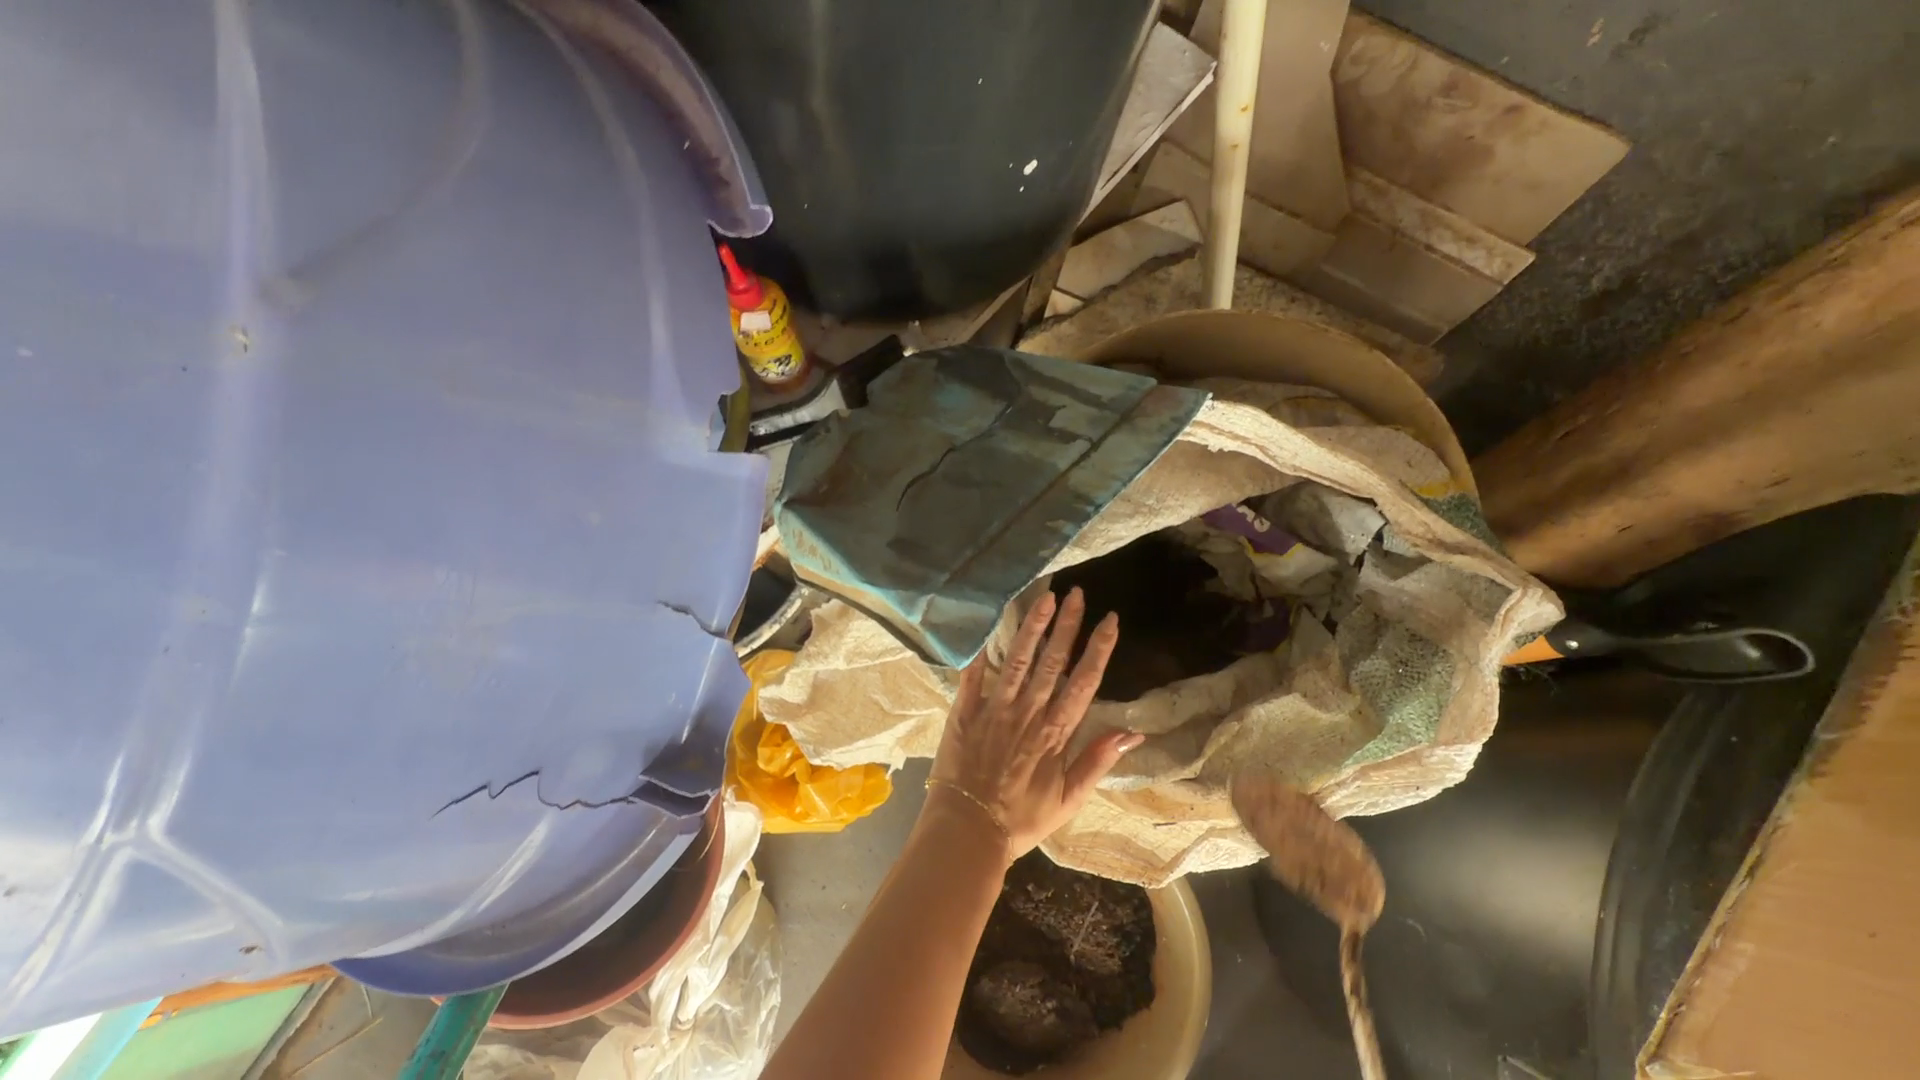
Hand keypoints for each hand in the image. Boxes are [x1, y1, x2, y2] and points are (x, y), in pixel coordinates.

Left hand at [927, 587, 1144, 857]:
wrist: (968, 830)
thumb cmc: (1022, 819)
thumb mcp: (1069, 799)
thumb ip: (1097, 761)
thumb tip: (1133, 733)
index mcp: (1055, 733)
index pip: (1083, 682)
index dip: (1098, 649)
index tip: (1110, 620)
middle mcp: (1027, 713)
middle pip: (1051, 662)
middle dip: (1066, 626)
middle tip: (1076, 594)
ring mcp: (994, 710)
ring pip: (1017, 661)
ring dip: (1032, 628)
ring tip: (1043, 598)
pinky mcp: (964, 713)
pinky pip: (973, 678)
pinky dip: (980, 654)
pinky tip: (988, 627)